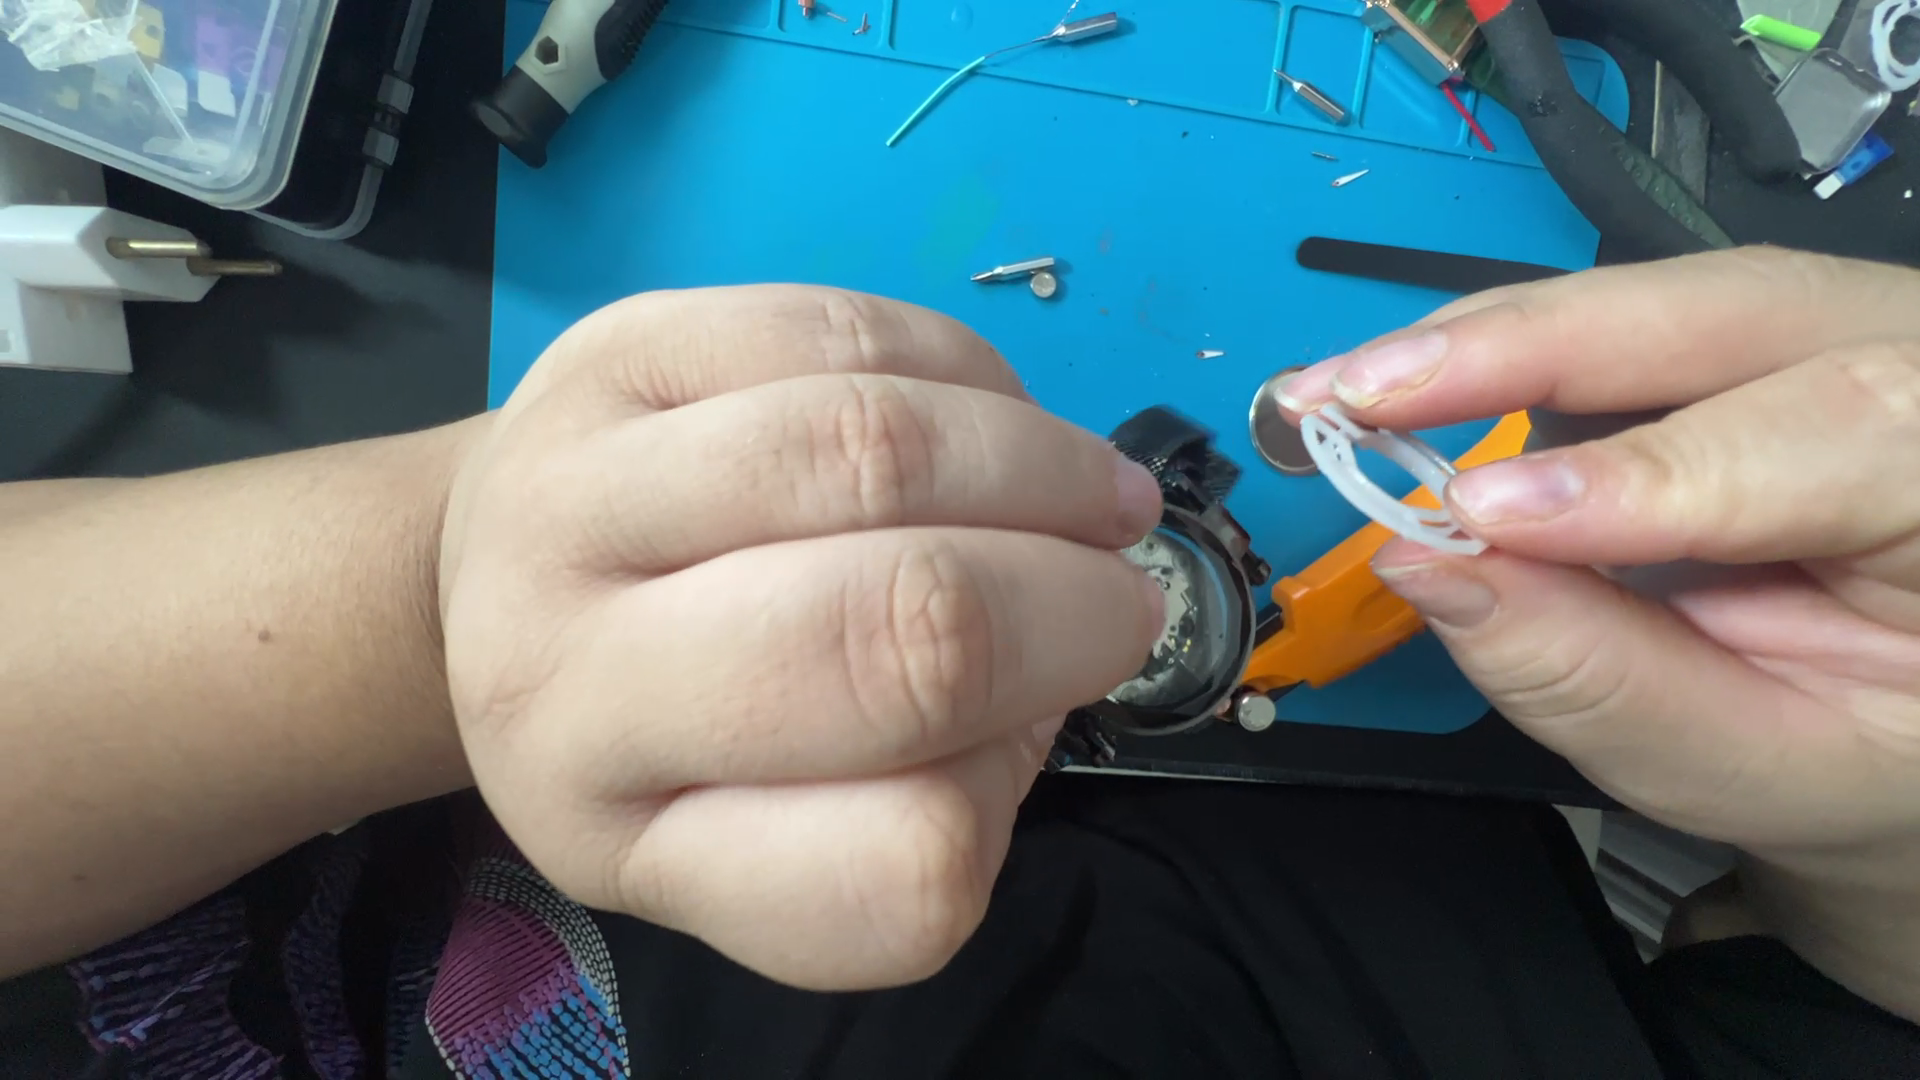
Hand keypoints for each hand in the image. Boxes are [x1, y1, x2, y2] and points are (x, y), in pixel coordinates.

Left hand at [438, 286, 1161, 989]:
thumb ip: (932, 800)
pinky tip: (990, 409)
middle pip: (906, 628)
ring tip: (1094, 489)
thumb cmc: (666, 727)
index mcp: (640, 830)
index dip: (1026, 773)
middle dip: (1068, 601)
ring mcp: (581, 481)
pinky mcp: (618, 346)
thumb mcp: (777, 833)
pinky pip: (844, 334)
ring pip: (877, 451)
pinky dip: (967, 371)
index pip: (899, 865)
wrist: (518, 579)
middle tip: (1126, 585)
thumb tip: (1049, 665)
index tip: (1053, 702)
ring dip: (1040, 466)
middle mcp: (574, 669)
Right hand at [1276, 248, 1919, 1016]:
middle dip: (1512, 349)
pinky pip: (1584, 330)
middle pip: (1724, 307)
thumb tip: (1422, 566)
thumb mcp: (1741, 763)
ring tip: (1337, 392)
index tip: (1470, 514)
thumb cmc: (1855, 765)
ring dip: (1462, 345)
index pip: (1855, 435)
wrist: (1906, 725)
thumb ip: (1589, 675)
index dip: (1644, 473)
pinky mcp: (1707, 358)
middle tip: (1354, 393)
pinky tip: (1387, 389)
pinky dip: (1467, 359)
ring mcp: (1815, 342)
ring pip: (1633, 300)